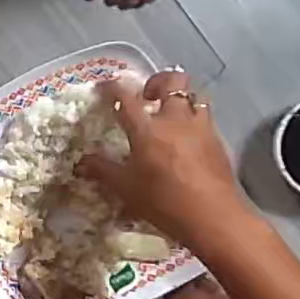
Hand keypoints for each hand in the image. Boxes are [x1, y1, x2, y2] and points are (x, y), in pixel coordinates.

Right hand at [81, 71, 250, 244]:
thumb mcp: (126, 188)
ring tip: (169, 116)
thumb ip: (102, 170)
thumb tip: (81, 162)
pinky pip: (205, 119)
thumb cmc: (163, 201)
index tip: (104, 87)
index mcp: (146, 129)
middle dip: (157, 81)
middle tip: (146, 96)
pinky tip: (187, 140)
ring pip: (194, 96)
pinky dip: (193, 121)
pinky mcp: (218, 141)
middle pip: (171, 81)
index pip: (124, 98)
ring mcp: (200, 128)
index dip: (111, 88)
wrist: (213, 217)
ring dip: (180, 99)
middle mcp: (175, 120)